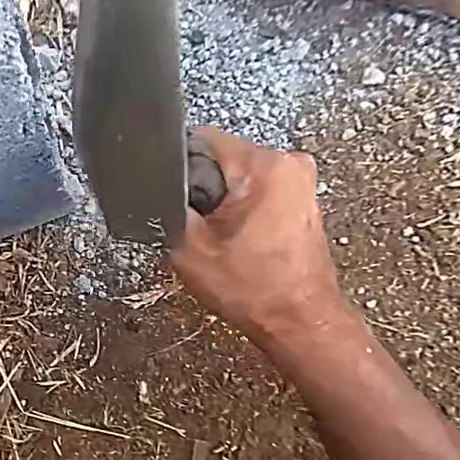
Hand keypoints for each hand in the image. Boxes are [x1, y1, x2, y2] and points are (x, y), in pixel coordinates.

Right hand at [170, 129, 347, 341]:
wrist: (296, 319)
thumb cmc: (256, 290)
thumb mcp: (188, 247)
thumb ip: (168, 208)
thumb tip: (158, 191)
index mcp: (263, 166)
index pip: (201, 141)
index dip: (179, 171)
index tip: (183, 204)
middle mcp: (289, 163)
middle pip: (221, 159)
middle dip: (203, 190)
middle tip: (205, 230)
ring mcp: (300, 180)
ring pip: (238, 177)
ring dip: (223, 202)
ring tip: (226, 239)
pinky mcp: (302, 198)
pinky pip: (257, 191)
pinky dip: (243, 211)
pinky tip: (241, 241)